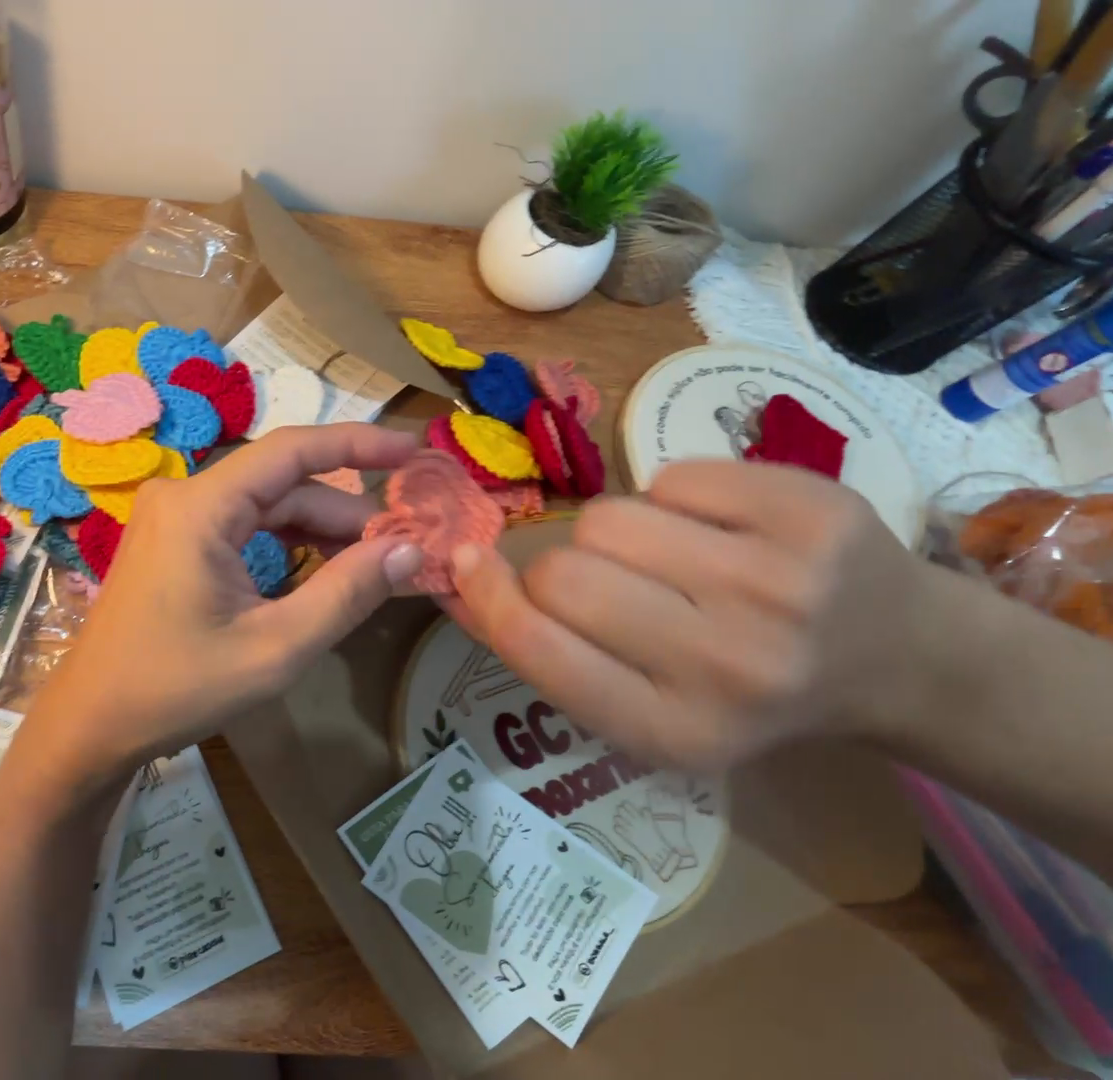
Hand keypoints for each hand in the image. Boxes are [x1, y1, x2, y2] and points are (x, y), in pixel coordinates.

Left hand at [21, 424, 423, 787]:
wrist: (93, 720)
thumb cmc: (177, 688)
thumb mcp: (276, 647)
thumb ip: (346, 592)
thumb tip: (408, 549)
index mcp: (200, 507)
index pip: (291, 449)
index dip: (358, 442)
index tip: (415, 450)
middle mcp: (181, 496)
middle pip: (280, 483)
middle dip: (344, 509)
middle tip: (405, 542)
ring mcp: (171, 517)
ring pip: (262, 505)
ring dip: (317, 527)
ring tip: (374, 559)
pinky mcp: (169, 541)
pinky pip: (238, 525)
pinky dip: (283, 541)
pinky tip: (323, 565)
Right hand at [443, 461, 926, 771]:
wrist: (897, 660)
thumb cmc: (737, 692)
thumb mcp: (639, 708)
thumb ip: (545, 651)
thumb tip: (450, 576)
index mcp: (673, 730)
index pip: (534, 646)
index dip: (485, 596)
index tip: (468, 563)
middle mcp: (727, 666)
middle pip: (562, 574)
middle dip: (559, 569)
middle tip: (605, 585)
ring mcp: (778, 585)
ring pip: (607, 517)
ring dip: (613, 533)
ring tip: (664, 558)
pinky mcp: (811, 513)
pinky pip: (670, 475)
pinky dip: (674, 497)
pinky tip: (715, 529)